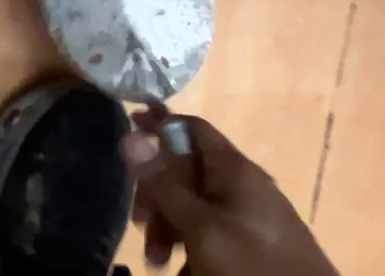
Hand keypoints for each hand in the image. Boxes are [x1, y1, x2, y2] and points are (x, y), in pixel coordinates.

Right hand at [123, 113, 338, 275]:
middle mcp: (244, 187)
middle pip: (186, 171)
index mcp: (236, 171)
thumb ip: (164, 184)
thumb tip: (130, 137)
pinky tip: (184, 272)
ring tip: (157, 261)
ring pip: (195, 207)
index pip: (191, 127)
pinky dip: (193, 248)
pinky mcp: (258, 248)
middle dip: (157, 195)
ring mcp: (252, 219)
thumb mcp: (200, 227)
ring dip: (169, 228)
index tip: (127, 135)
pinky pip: (213, 235)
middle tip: (139, 222)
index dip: (158, 124)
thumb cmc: (255, 270)